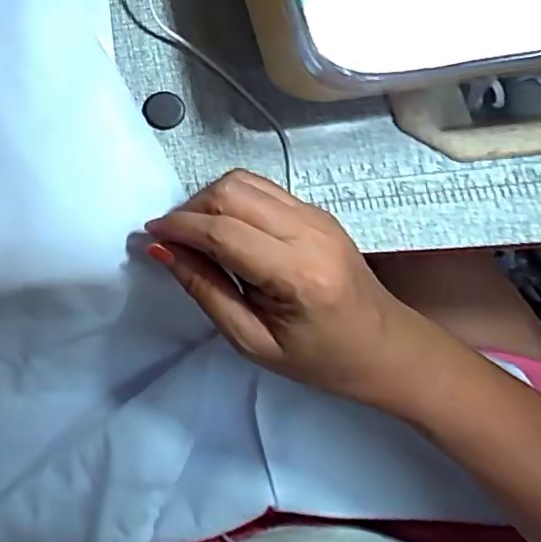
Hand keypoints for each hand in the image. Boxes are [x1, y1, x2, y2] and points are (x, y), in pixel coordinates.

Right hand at [145, 170, 467, 414]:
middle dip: (190, 209)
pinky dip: (230, 199)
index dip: (179, 227)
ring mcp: (316, 214)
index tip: (151, 235)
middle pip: (230, 192)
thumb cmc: (321, 360)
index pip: (223, 232)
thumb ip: (204, 290)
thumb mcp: (252, 342)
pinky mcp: (316, 208)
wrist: (389, 350)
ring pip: (242, 181)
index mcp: (297, 275)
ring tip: (197, 233)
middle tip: (174, 239)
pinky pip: (259, 186)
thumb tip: (161, 250)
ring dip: (208, 200)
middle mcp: (309, 232)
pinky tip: (225, 227)